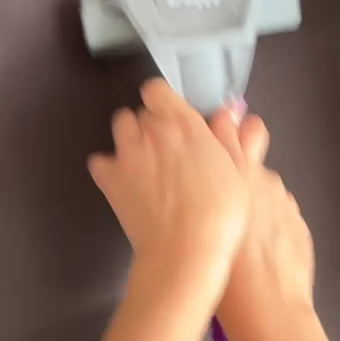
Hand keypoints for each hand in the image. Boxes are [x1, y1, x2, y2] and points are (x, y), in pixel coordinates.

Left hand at [89, 79, 252, 300]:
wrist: (184, 251)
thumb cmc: (220, 213)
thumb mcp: (238, 170)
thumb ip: (228, 136)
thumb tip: (227, 112)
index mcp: (183, 123)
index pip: (157, 90)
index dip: (164, 102)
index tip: (175, 119)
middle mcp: (150, 131)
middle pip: (142, 112)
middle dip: (153, 125)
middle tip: (170, 150)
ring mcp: (126, 154)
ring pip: (120, 127)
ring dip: (130, 138)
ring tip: (146, 162)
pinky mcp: (108, 179)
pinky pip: (101, 161)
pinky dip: (110, 168)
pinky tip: (125, 183)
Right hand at [215, 114, 317, 340]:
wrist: (271, 309)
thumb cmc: (222, 274)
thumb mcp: (198, 227)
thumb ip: (199, 193)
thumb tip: (192, 180)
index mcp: (227, 175)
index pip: (221, 127)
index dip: (217, 124)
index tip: (210, 129)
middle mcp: (257, 176)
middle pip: (252, 133)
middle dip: (243, 137)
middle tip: (232, 154)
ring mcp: (282, 197)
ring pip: (265, 178)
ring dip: (255, 188)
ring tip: (242, 219)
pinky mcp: (297, 219)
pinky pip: (279, 207)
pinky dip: (270, 216)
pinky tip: (260, 241)